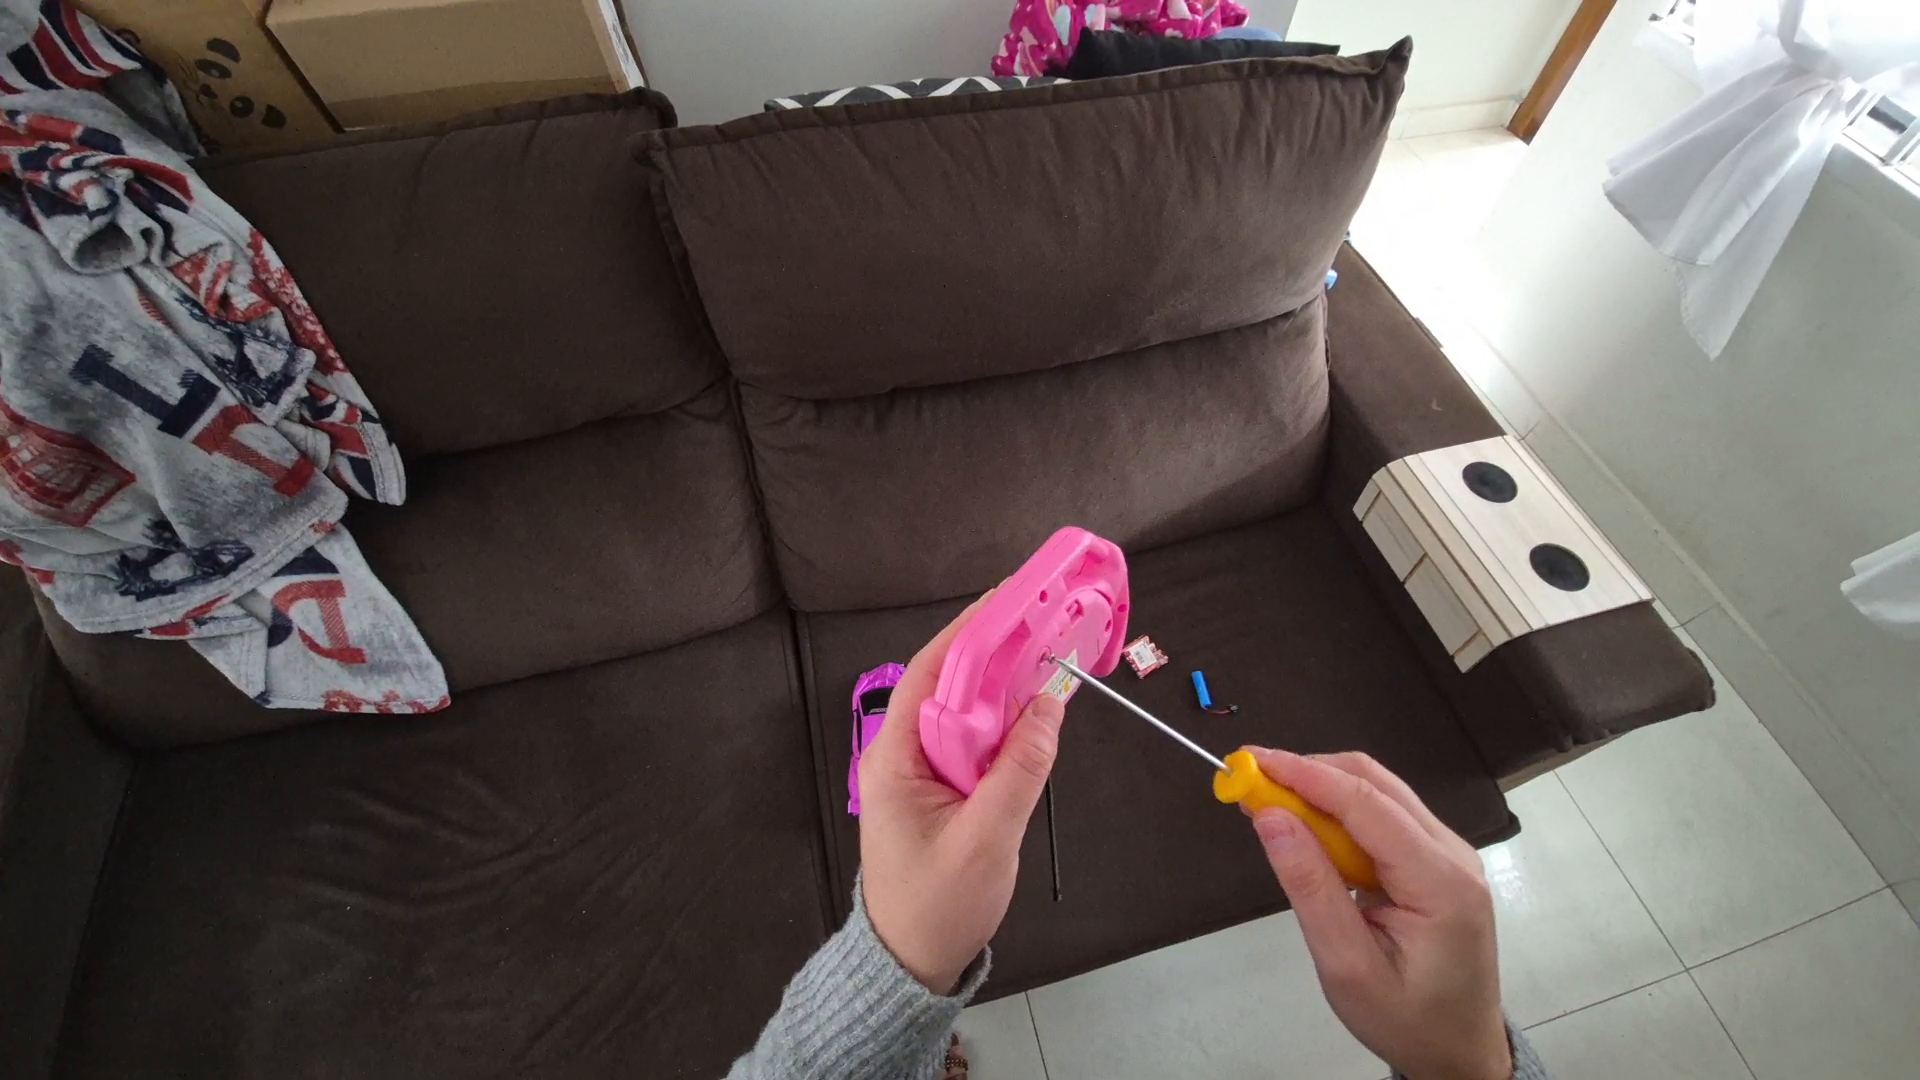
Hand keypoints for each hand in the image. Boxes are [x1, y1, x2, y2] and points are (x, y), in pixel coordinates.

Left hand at [858, 593, 1068, 994]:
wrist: (911, 962)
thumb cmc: (937, 906)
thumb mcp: (986, 840)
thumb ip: (1020, 770)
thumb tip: (1051, 704)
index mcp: (896, 756)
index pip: (930, 673)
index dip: (967, 632)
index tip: (1005, 600)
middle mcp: (904, 751)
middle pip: (949, 684)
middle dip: (991, 649)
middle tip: (1037, 618)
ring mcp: (921, 768)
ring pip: (965, 710)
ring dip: (1001, 683)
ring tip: (1042, 649)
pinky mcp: (941, 785)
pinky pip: (974, 740)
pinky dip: (1004, 720)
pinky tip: (1032, 707)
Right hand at [1245, 748, 1511, 1079]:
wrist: (1459, 1053)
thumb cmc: (1404, 1019)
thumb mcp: (1346, 965)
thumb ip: (1309, 886)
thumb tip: (1268, 815)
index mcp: (1442, 883)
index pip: (1365, 804)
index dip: (1304, 774)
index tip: (1248, 760)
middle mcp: (1452, 852)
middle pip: (1372, 781)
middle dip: (1306, 770)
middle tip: (1249, 778)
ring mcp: (1447, 850)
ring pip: (1375, 787)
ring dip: (1317, 783)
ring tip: (1266, 799)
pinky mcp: (1432, 854)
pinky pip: (1378, 809)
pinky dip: (1332, 803)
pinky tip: (1302, 821)